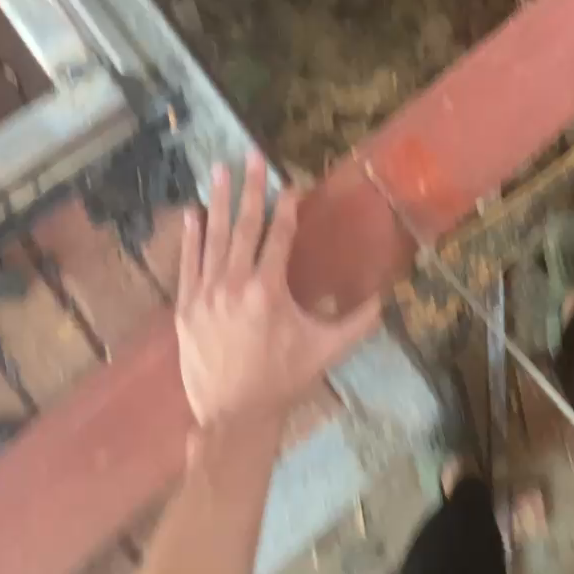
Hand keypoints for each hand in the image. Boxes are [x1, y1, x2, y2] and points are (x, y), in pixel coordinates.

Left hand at [175, 153, 383, 427]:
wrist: (233, 417)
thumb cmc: (283, 379)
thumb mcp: (326, 350)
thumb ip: (357, 323)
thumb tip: (387, 299)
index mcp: (268, 291)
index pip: (279, 237)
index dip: (287, 207)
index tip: (291, 183)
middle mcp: (234, 285)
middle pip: (245, 227)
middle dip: (252, 188)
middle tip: (252, 156)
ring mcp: (205, 294)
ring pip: (213, 238)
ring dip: (219, 201)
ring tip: (220, 170)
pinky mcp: (186, 308)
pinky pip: (188, 264)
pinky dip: (191, 237)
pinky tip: (193, 213)